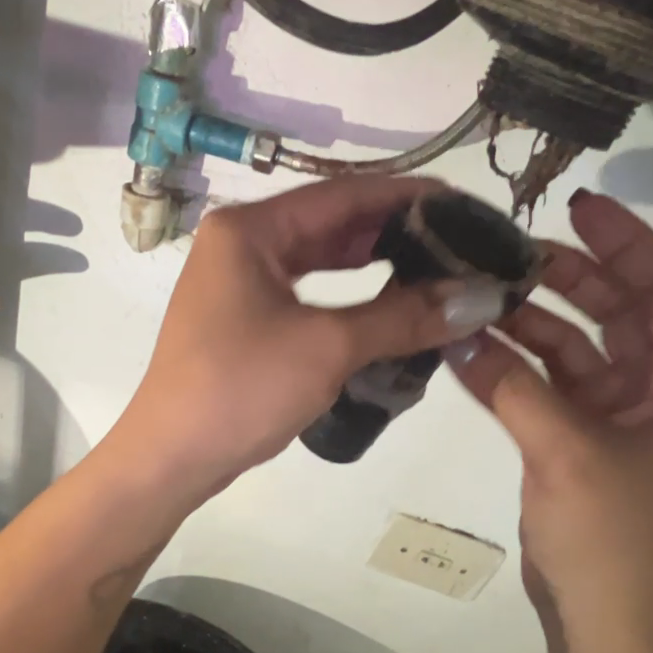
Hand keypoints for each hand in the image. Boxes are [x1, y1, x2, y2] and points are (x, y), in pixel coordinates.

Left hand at [107, 176, 508, 499]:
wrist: (171, 458)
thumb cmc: (241, 390)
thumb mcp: (327, 348)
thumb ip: (403, 316)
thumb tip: (481, 298)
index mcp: (249, 229)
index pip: (345, 194)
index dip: (412, 199)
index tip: (469, 208)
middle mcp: (239, 245)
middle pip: (332, 225)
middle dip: (397, 234)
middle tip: (463, 245)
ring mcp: (237, 285)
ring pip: (319, 263)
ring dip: (374, 268)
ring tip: (437, 273)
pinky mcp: (241, 322)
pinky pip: (305, 297)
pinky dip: (347, 302)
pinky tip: (388, 308)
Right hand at [450, 190, 652, 636]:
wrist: (604, 615)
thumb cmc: (611, 533)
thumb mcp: (566, 450)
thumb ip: (513, 388)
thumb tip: (459, 335)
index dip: (632, 241)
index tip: (579, 208)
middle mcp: (652, 392)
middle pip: (620, 312)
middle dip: (573, 277)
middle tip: (513, 252)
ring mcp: (610, 420)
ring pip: (574, 350)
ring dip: (533, 324)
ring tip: (482, 298)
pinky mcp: (573, 445)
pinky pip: (544, 389)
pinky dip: (513, 369)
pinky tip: (472, 353)